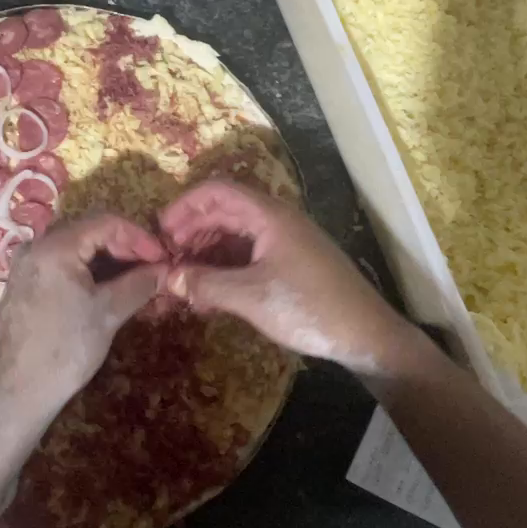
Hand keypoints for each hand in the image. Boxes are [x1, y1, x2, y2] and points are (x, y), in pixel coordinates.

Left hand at [0, 213, 167, 424]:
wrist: (16, 392)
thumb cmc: (65, 349)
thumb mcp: (108, 313)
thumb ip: (139, 283)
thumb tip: (166, 270)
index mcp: (54, 246)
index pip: (106, 223)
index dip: (140, 238)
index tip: (164, 258)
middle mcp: (36, 246)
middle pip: (90, 232)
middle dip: (126, 248)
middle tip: (154, 268)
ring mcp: (27, 265)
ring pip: (78, 250)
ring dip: (110, 262)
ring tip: (138, 281)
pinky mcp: (25, 284)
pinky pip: (63, 265)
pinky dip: (90, 272)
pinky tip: (110, 290)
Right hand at [160, 180, 423, 377]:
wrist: (367, 336)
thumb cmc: (308, 307)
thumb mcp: (250, 297)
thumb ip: (204, 284)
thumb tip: (166, 279)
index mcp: (269, 215)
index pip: (216, 192)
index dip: (184, 207)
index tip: (159, 234)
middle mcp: (276, 220)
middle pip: (222, 212)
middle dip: (190, 234)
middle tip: (165, 262)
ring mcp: (284, 242)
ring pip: (233, 237)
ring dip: (204, 255)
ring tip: (181, 283)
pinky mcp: (289, 264)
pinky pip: (247, 256)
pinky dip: (223, 270)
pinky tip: (207, 296)